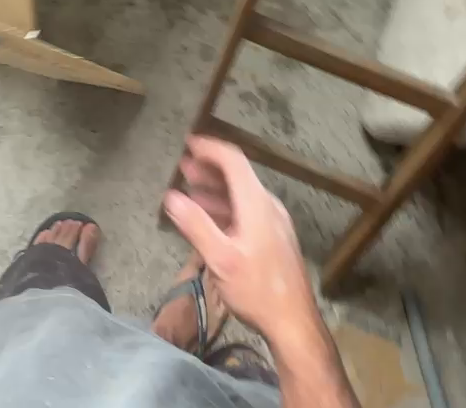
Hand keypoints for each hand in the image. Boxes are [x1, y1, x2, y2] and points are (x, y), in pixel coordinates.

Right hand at [162, 136, 318, 341]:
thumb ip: (196, 225)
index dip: (210, 148)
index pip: (233, 161)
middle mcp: (267, 205)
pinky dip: (226, 206)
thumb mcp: (220, 259)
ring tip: (191, 188)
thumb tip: (171, 197)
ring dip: (216, 188)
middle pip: (237, 175)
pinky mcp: (274, 237)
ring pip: (241, 194)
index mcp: (256, 203)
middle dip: (209, 168)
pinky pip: (247, 209)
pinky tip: (211, 218)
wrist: (294, 322)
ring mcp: (273, 221)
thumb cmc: (256, 289)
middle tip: (184, 167)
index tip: (189, 143)